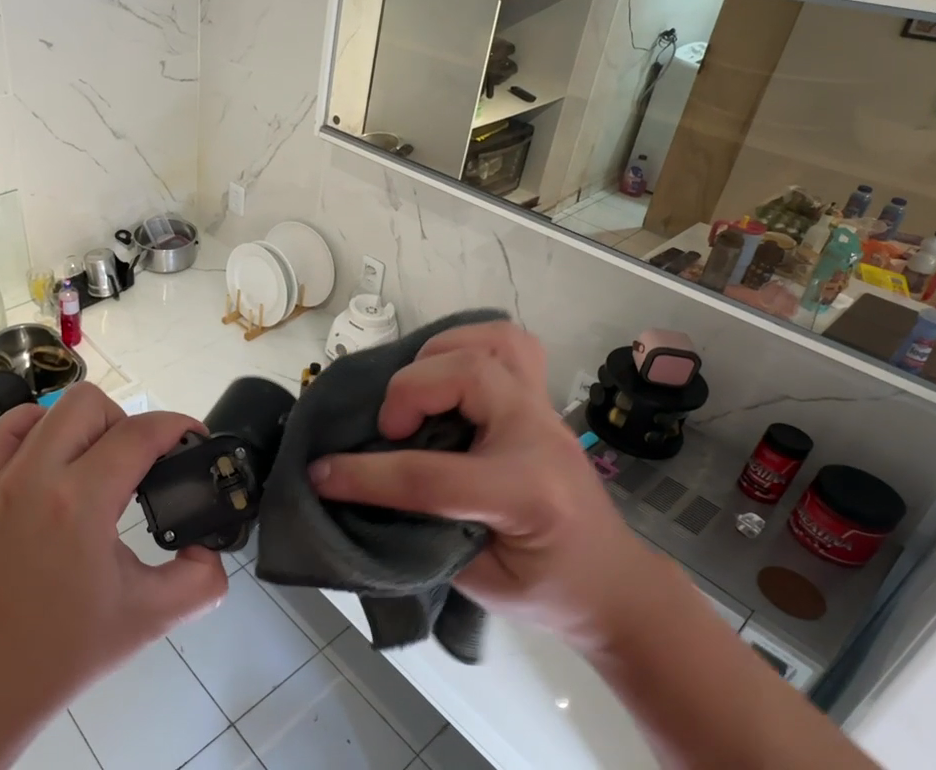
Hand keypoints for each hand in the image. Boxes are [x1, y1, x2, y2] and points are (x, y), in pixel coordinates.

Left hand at [0, 384, 229, 708]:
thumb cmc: (70, 649)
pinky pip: (7, 431)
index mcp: (80, 502)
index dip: (177, 426)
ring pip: (51, 408)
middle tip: (149, 464)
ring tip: (107, 464)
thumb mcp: (153, 617)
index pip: (137, 433)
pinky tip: (60, 456)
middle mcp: (38, 476)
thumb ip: (202, 579)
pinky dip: (38, 427)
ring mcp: (7, 479)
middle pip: (91, 403)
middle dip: (130, 422)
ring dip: (89, 422)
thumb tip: (209, 548)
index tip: (197, 441)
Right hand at [308, 322, 655, 650]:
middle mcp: (541, 438)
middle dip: (408, 392)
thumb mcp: (476, 581)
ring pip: (493, 342)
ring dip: (438, 355)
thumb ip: (417, 533)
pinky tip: (440, 375)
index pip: (432, 475)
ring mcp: (546, 411)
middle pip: (468, 376)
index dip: (364, 475)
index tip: (320, 475)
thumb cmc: (548, 591)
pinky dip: (465, 345)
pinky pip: (507, 344)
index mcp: (528, 495)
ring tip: (414, 392)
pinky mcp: (540, 400)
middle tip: (390, 431)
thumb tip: (354, 492)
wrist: (615, 585)